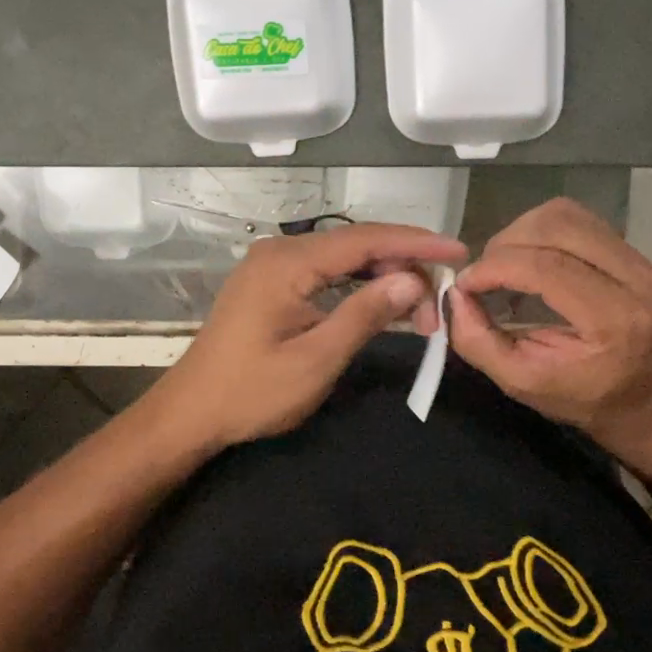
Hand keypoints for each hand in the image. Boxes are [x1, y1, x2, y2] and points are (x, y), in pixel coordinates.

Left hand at [141, 223, 467, 448]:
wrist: (191, 412)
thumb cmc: (252, 392)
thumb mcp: (316, 359)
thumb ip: (365, 314)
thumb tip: (413, 278)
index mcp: (287, 263)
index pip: (365, 239)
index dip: (416, 242)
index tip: (460, 250)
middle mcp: (280, 251)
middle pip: (357, 244)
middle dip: (404, 265)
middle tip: (440, 305)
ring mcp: (272, 264)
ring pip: (344, 257)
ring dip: (384, 276)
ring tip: (420, 308)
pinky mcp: (271, 282)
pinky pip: (326, 270)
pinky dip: (358, 283)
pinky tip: (382, 301)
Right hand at [449, 199, 651, 436]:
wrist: (638, 397)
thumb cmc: (579, 396)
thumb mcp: (520, 382)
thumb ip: (479, 341)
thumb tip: (454, 295)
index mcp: (614, 321)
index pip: (547, 268)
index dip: (496, 267)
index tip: (464, 283)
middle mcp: (636, 281)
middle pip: (557, 229)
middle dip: (506, 243)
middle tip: (483, 272)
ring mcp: (640, 261)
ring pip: (567, 215)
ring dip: (522, 231)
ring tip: (504, 262)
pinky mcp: (634, 251)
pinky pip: (579, 220)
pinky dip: (542, 230)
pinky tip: (528, 256)